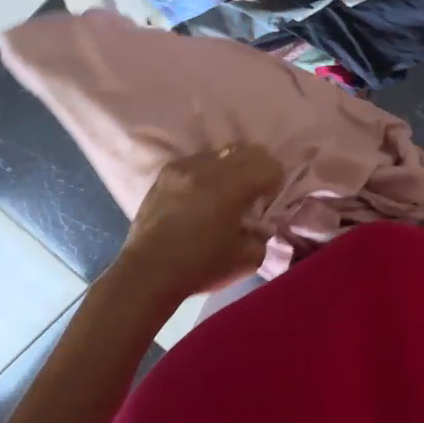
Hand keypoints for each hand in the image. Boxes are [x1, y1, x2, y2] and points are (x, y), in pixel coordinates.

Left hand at [114, 145, 283, 302]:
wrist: (148, 272)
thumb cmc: (199, 268)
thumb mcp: (246, 260)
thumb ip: (262, 236)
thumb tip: (261, 225)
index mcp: (232, 188)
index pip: (269, 165)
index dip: (275, 182)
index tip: (265, 202)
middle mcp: (209, 169)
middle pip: (249, 150)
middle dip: (257, 169)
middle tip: (251, 194)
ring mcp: (185, 167)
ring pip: (222, 151)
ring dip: (231, 167)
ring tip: (223, 193)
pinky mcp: (166, 172)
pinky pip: (197, 160)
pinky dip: (206, 171)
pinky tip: (200, 194)